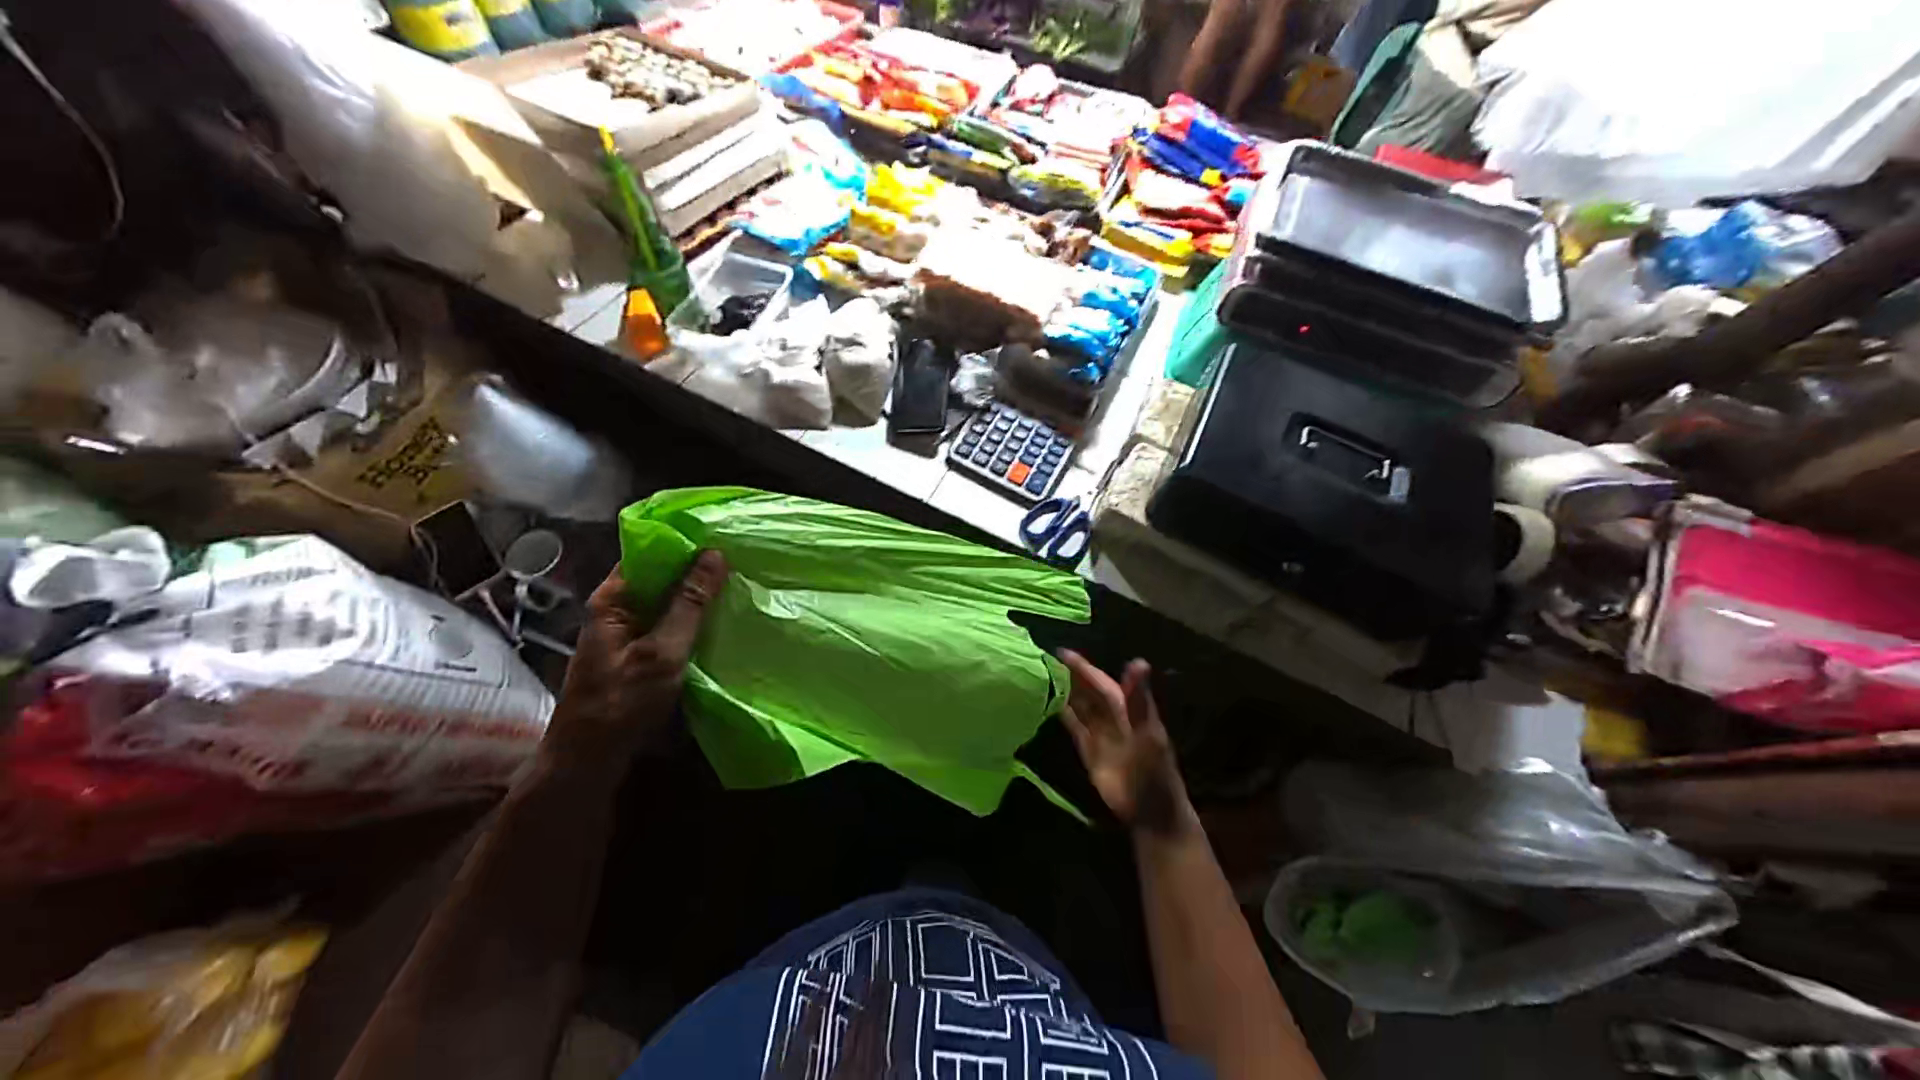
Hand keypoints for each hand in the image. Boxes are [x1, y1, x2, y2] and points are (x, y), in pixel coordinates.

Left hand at [543, 551, 727, 772]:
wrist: (589, 761)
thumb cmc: (621, 703)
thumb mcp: (662, 651)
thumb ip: (689, 604)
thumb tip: (714, 554)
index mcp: (612, 599)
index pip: (648, 552)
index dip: (683, 542)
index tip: (721, 535)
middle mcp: (617, 609)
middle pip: (660, 576)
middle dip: (696, 569)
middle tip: (740, 558)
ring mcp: (628, 632)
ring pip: (668, 601)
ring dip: (698, 596)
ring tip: (738, 583)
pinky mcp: (640, 653)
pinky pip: (670, 624)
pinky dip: (693, 620)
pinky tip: (721, 619)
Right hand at [1057, 650, 1194, 836]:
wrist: (1151, 812)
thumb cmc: (1155, 770)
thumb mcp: (1148, 732)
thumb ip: (1140, 699)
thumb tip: (1139, 661)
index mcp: (1128, 709)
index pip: (1102, 682)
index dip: (1085, 668)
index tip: (1063, 653)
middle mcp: (1113, 717)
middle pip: (1088, 692)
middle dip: (1071, 675)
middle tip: (1045, 658)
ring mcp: (1101, 734)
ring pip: (1080, 707)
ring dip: (1064, 691)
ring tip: (1042, 675)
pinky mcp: (1089, 752)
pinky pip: (1074, 727)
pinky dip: (1062, 714)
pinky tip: (1048, 703)